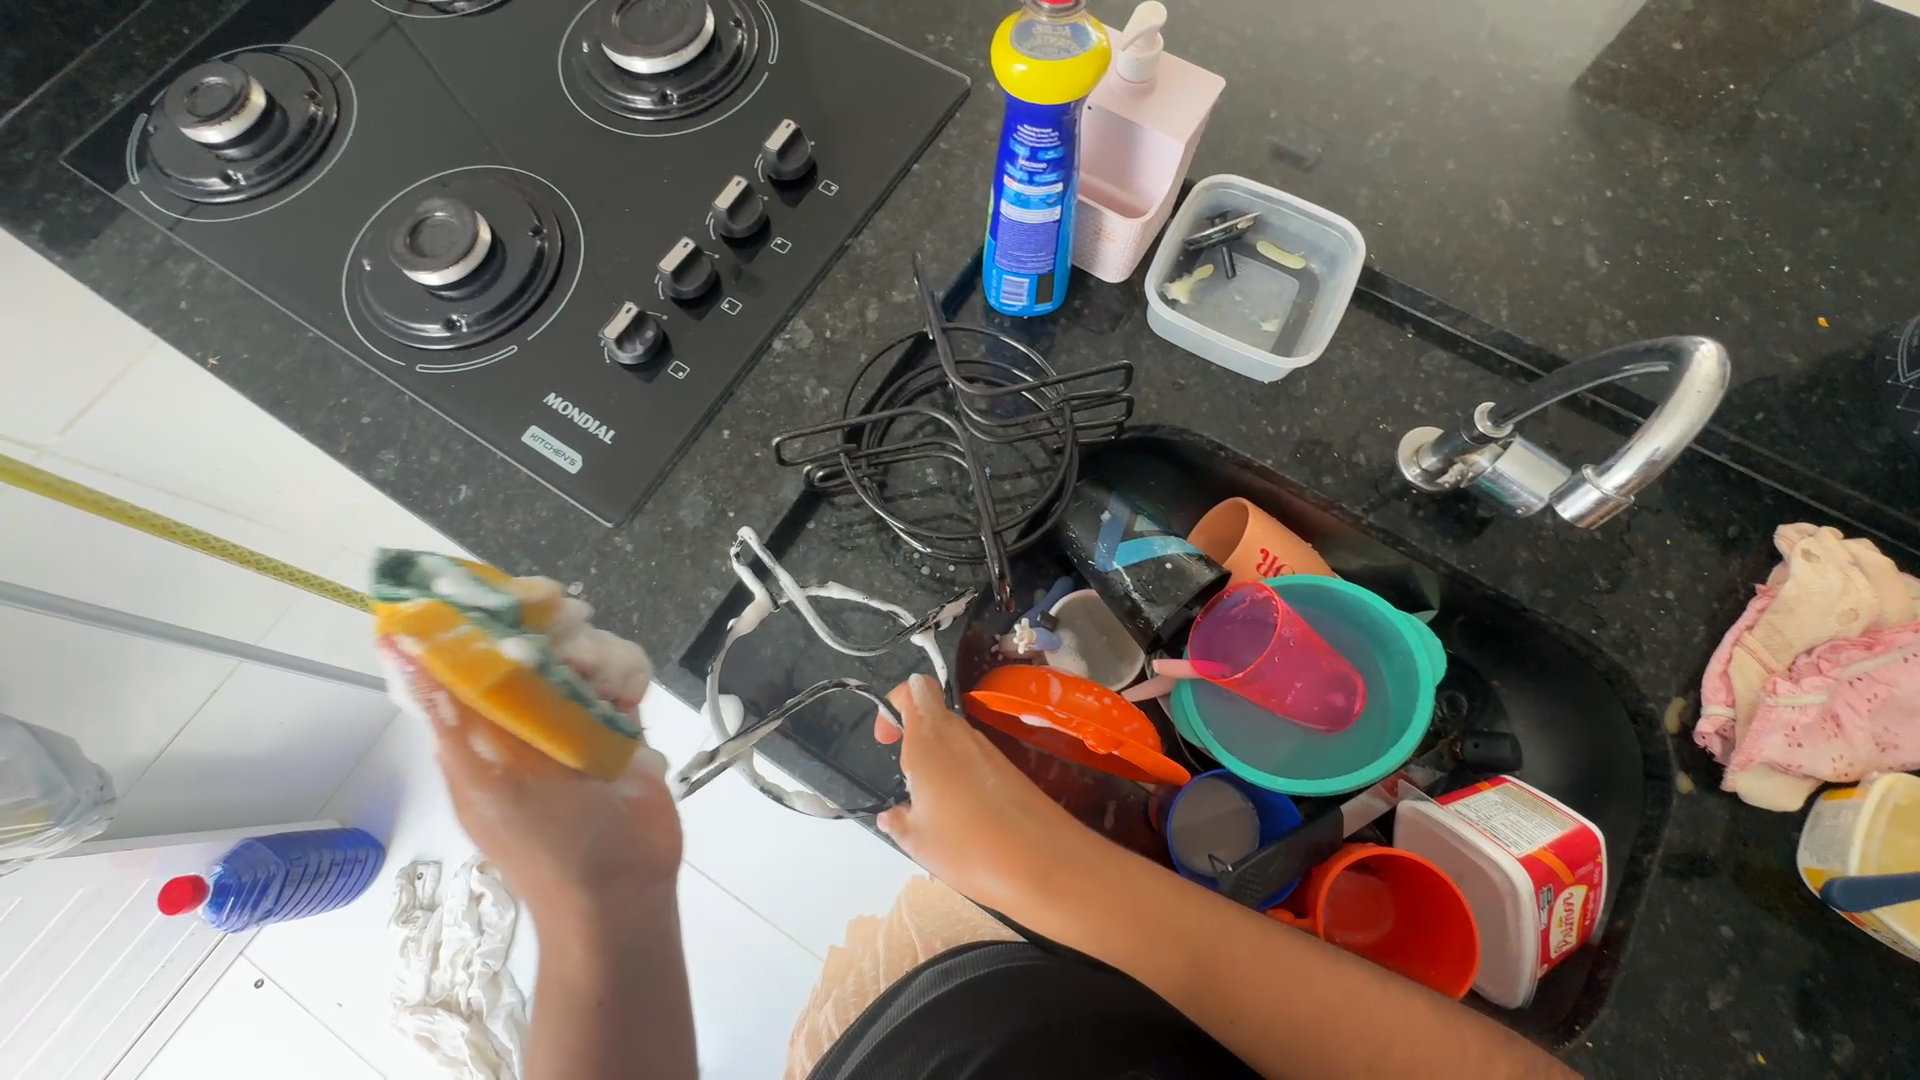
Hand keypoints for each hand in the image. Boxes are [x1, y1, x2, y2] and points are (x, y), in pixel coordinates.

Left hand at [377, 640, 680, 923]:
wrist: (623, 889)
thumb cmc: (548, 844)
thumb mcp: (488, 783)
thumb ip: (455, 715)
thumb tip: (399, 646)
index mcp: (480, 730)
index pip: (473, 652)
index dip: (492, 614)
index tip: (524, 596)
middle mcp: (525, 716)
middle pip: (536, 640)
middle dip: (558, 628)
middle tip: (576, 632)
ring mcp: (576, 718)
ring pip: (585, 651)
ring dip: (601, 657)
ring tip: (610, 688)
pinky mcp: (621, 725)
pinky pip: (624, 675)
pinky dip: (629, 674)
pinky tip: (630, 697)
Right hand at [873, 674, 1099, 911]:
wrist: (1042, 862)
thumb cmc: (967, 846)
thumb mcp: (917, 841)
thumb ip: (898, 820)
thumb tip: (891, 814)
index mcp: (930, 740)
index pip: (915, 689)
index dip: (895, 703)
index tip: (886, 740)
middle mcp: (960, 735)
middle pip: (933, 712)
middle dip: (913, 736)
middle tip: (907, 778)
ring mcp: (987, 751)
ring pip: (953, 738)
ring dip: (936, 759)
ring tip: (932, 806)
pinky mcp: (1007, 769)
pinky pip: (973, 759)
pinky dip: (959, 775)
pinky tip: (961, 816)